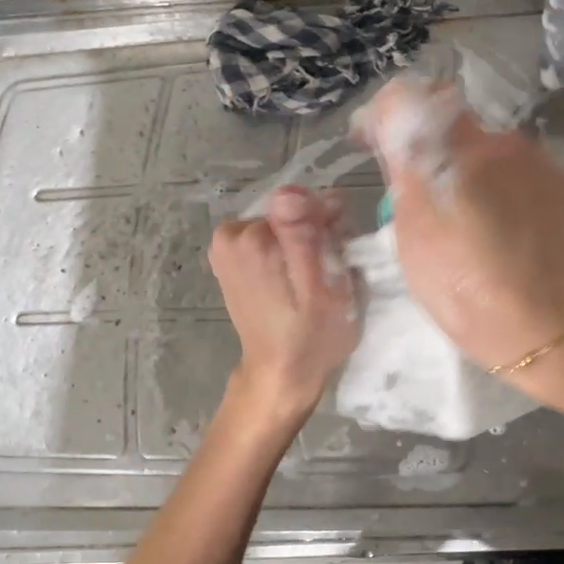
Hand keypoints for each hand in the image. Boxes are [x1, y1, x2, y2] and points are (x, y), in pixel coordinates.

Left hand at [208, 186, 358, 418]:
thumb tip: (291, 192)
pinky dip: (288, 255)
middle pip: (292, 213)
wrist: (282, 372)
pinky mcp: (230, 260)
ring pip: (284, 226)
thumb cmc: (312, 333)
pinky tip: (297, 282)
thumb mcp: (322, 283)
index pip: (306, 201)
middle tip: (329, 273)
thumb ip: (303, 232)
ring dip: (305, 246)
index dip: (329, 225)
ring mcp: (226, 247)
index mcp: (252, 236)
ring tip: (314, 282)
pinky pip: (271, 239)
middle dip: (316, 235)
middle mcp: (230, 234)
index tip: (337, 255)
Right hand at [360, 74, 563, 378]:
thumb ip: (404, 167)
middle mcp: (497, 140)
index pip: (409, 99)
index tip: (375, 142)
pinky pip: (514, 168)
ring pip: (483, 148)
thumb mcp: (413, 233)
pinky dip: (497, 184)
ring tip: (463, 219)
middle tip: (418, 194)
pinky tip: (496, 225)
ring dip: (465, 168)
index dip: (386, 115)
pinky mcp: (557, 182)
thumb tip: (390, 123)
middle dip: (428, 149)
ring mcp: (533, 159)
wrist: (539, 326)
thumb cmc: (461, 288)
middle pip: (449, 123)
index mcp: (453, 151)